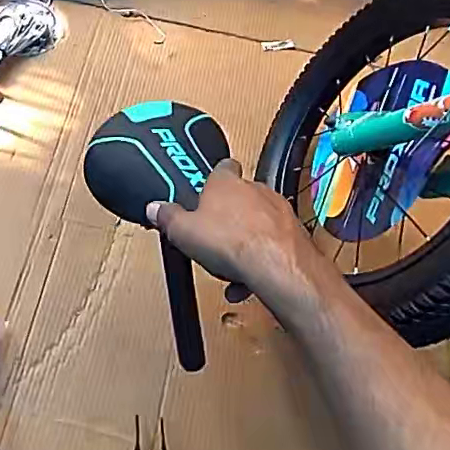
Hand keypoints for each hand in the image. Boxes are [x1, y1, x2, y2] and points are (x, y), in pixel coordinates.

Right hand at [146, 159, 340, 319]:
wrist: (276, 266)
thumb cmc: (233, 242)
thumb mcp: (183, 231)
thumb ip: (168, 217)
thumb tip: (156, 209)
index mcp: (226, 182)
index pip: (221, 168)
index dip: (212, 180)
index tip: (203, 192)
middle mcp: (255, 189)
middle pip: (238, 199)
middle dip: (227, 218)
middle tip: (212, 237)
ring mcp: (278, 211)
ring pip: (257, 224)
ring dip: (245, 242)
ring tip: (229, 266)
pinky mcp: (293, 233)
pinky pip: (272, 245)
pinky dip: (260, 261)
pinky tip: (245, 282)